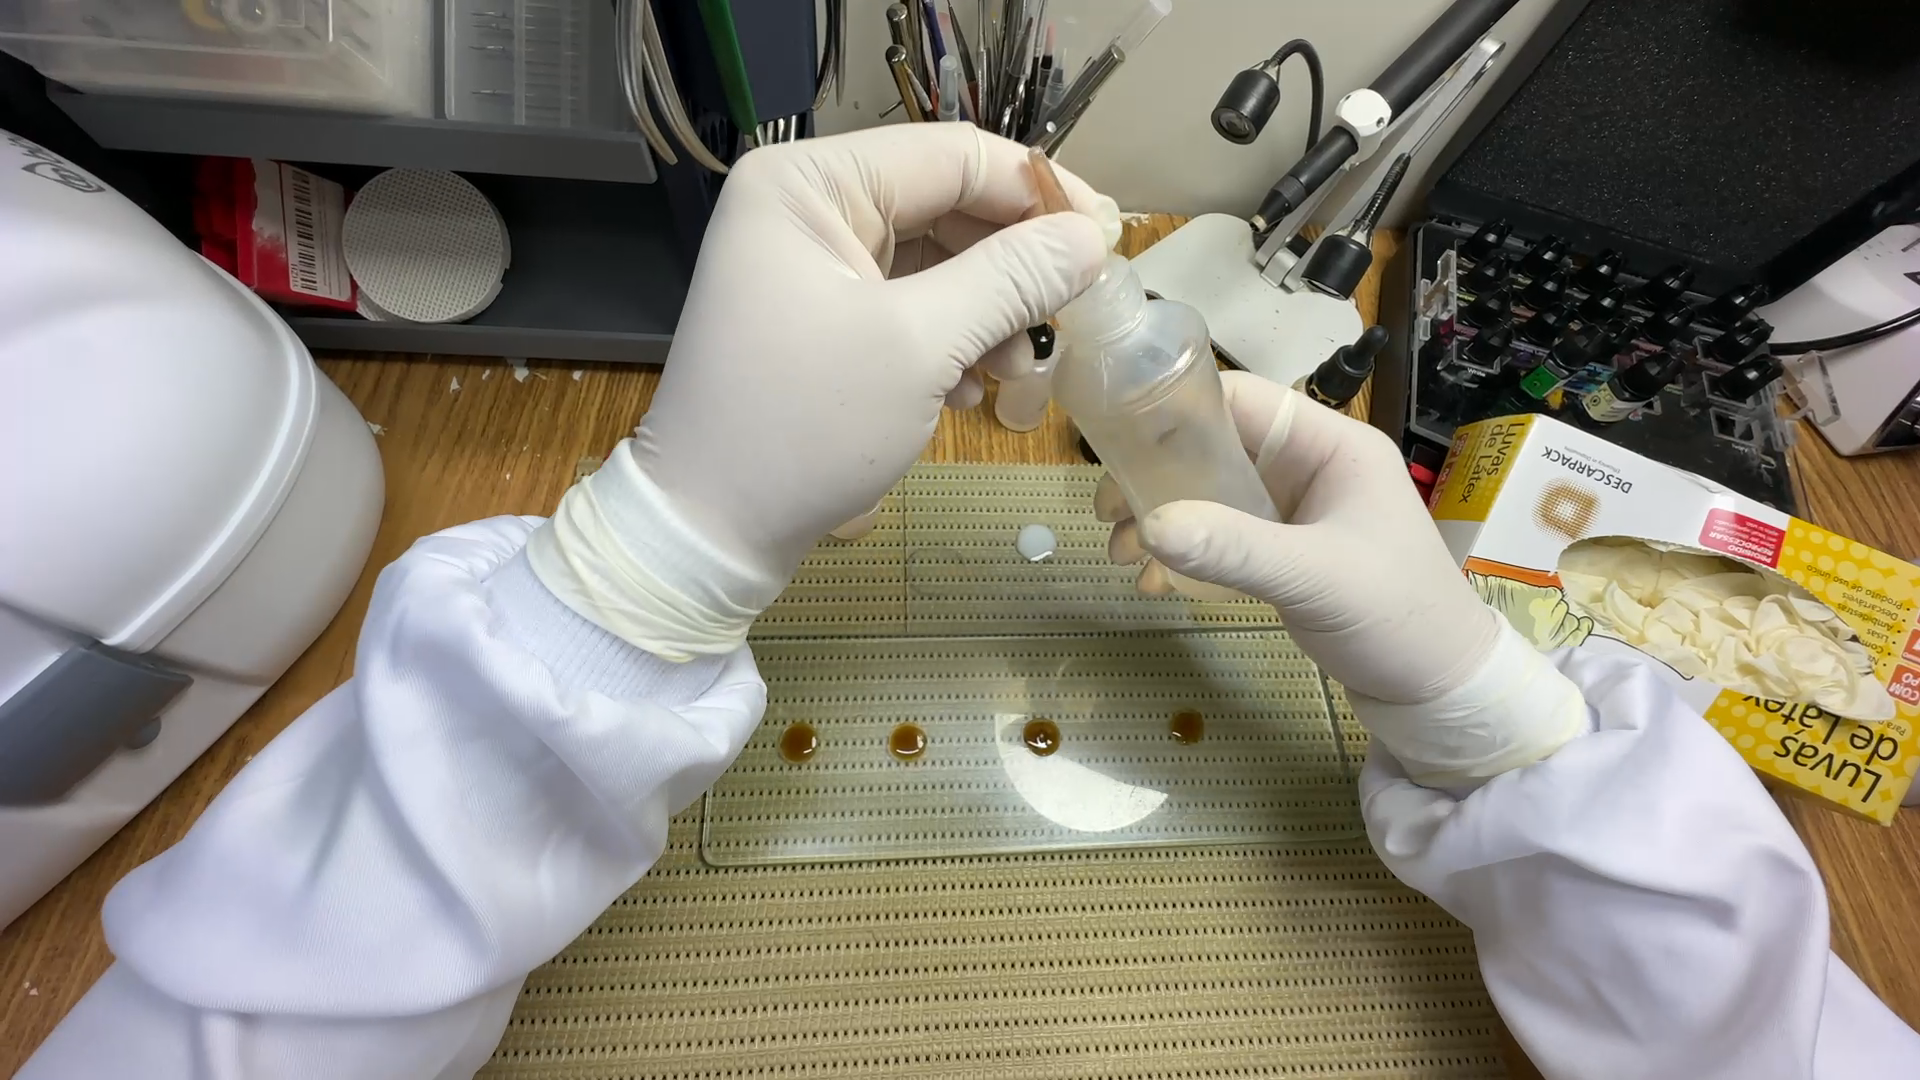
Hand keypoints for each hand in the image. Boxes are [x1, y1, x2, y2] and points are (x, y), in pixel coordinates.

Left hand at [528, 125, 1118, 659]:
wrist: (715, 530)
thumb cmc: (807, 428)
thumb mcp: (918, 347)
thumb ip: (1009, 280)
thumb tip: (1091, 239)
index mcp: (811, 186)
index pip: (951, 157)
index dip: (1038, 191)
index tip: (1109, 235)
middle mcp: (806, 213)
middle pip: (943, 213)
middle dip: (1011, 269)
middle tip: (1069, 314)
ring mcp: (810, 274)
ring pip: (931, 271)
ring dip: (986, 317)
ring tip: (1019, 373)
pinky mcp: (821, 329)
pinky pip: (905, 314)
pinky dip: (948, 346)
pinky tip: (969, 394)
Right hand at [1101, 372, 1585, 788]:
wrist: (1435, 688)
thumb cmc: (1397, 617)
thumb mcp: (1317, 576)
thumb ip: (1235, 549)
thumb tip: (1148, 526)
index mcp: (1325, 445)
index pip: (1240, 400)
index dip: (1176, 410)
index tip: (1118, 445)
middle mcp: (1301, 468)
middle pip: (1208, 449)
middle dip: (1153, 479)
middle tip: (1107, 511)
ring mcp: (1285, 511)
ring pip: (1203, 495)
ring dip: (1158, 521)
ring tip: (1121, 555)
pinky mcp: (1274, 550)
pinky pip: (1213, 537)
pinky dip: (1180, 555)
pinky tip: (1153, 583)